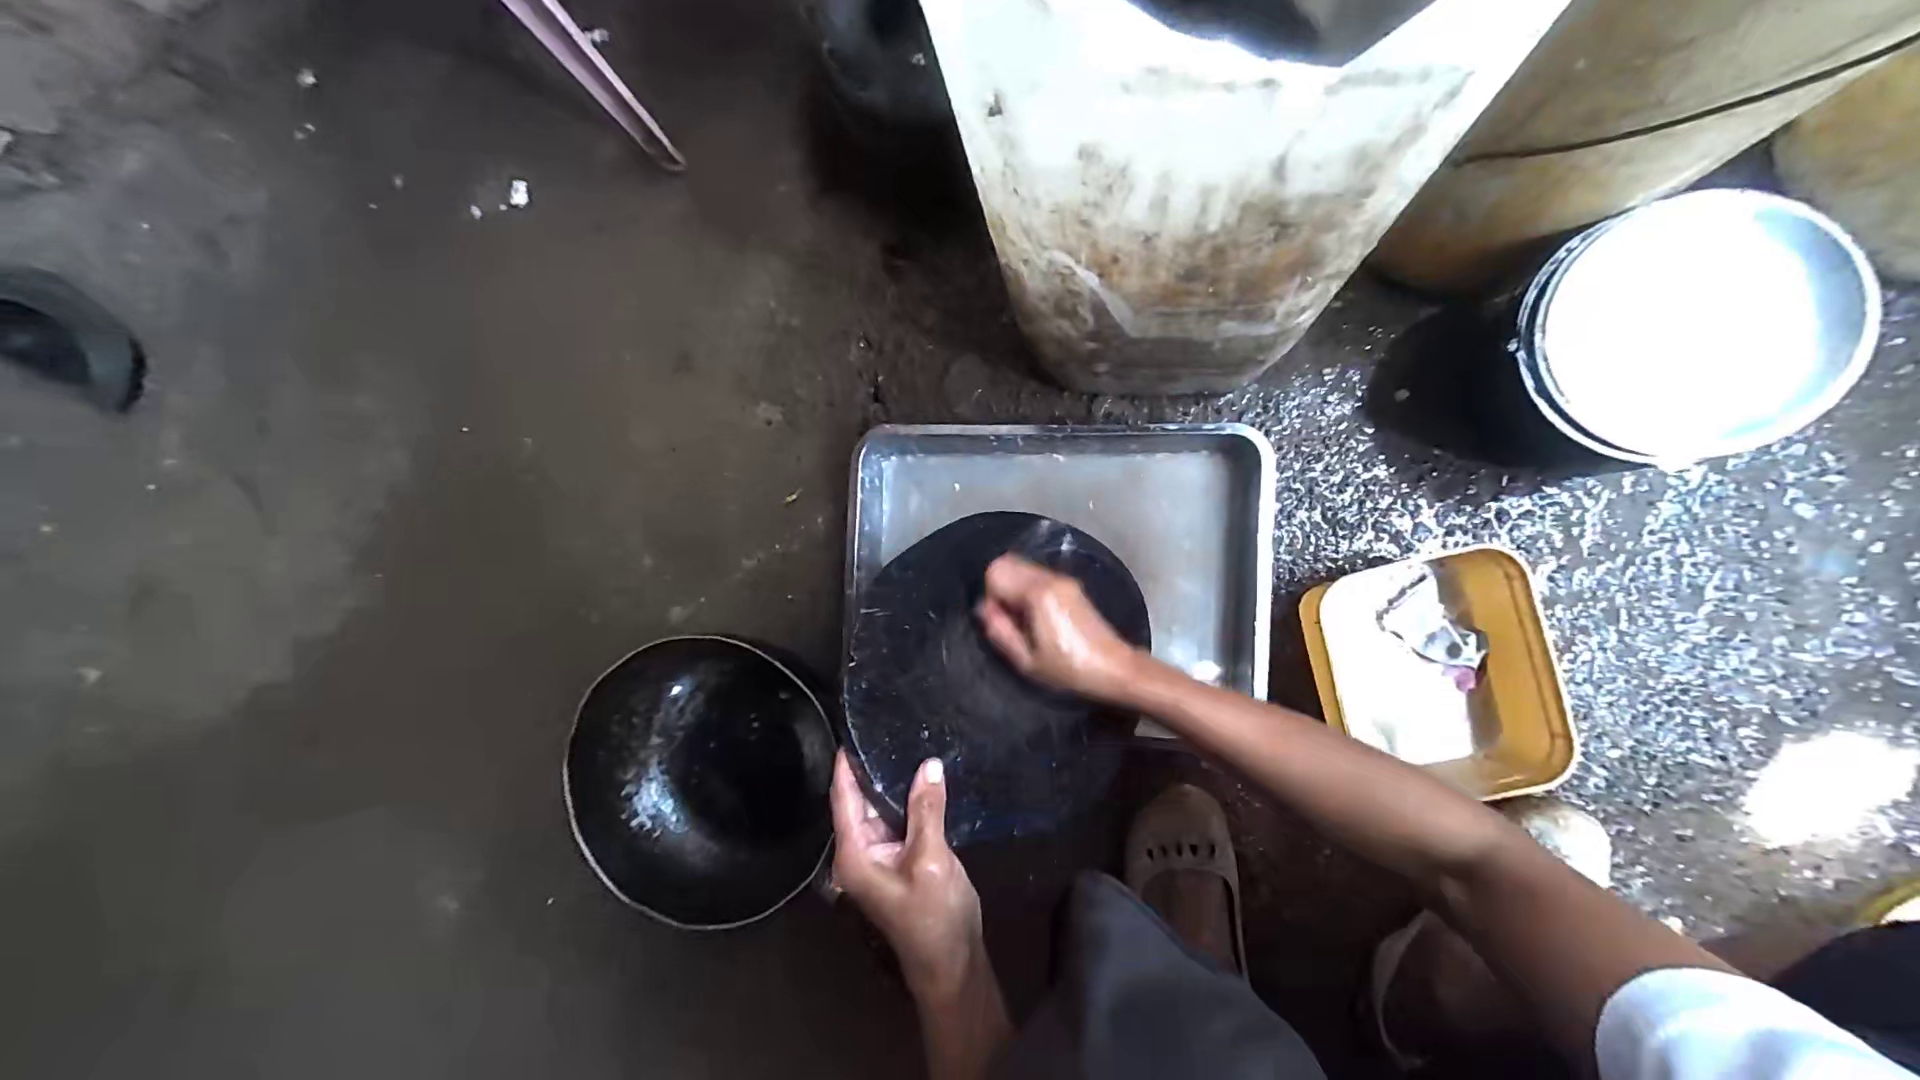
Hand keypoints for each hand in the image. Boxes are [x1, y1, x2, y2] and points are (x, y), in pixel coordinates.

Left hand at [830, 750, 985, 999]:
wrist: (953, 964)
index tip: (850, 731)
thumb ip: (927, 810)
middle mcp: (860, 852)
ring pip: (880, 808)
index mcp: (854, 854)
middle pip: (859, 800)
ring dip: (890, 781)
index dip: (845, 765)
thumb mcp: (931, 858)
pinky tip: (920, 776)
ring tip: (902, 741)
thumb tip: (930, 764)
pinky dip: (906, 798)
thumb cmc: (934, 916)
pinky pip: (898, 819)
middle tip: (884, 727)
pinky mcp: (901, 858)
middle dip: (870, 767)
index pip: (842, 798)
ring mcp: (880, 856)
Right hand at [975, 554, 1141, 701]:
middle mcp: (1050, 578)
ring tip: (1024, 620)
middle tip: (1010, 619)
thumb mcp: (1027, 661)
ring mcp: (1063, 578)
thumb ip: (999, 632)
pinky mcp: (1070, 584)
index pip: (996, 572)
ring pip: (1022, 566)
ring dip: (1013, 587)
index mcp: (1039, 594)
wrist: (1115, 668)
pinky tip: (1037, 617)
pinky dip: (1027, 588)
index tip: (1001, 622)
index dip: (991, 597)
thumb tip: (984, 608)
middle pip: (1007, 562)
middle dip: (999, 587)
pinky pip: (1036, 574)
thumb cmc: (1069, 670)